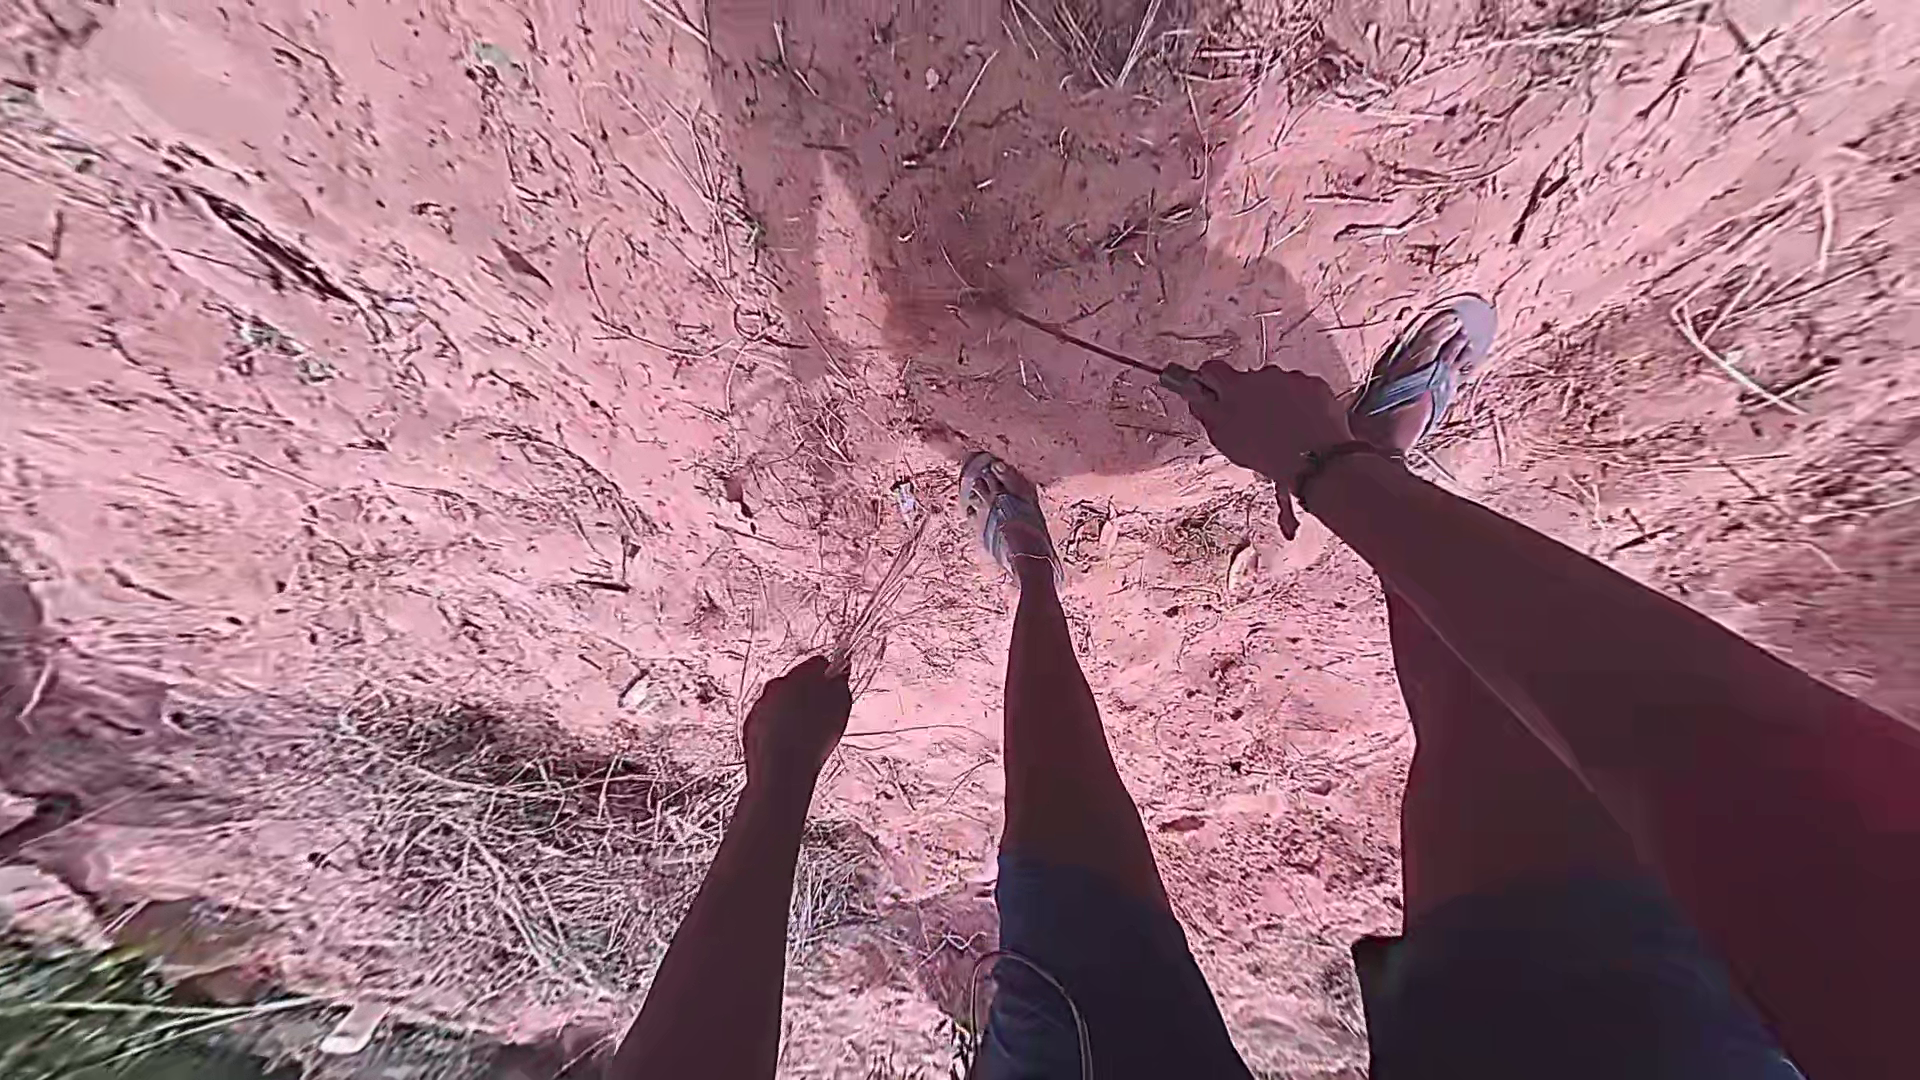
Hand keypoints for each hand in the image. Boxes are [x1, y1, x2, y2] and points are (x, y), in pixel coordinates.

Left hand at [743, 656, 850, 788]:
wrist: (782, 770)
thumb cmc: (812, 738)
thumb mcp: (841, 706)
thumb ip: (841, 681)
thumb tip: (841, 670)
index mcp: (801, 675)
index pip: (818, 663)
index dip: (829, 674)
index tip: (835, 684)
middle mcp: (777, 684)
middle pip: (797, 680)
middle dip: (809, 692)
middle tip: (823, 711)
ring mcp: (762, 705)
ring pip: (781, 700)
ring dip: (793, 709)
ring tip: (808, 732)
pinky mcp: (751, 725)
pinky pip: (768, 719)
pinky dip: (778, 726)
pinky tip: (791, 742)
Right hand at [1186, 363, 1352, 538]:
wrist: (1313, 459)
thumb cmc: (1268, 451)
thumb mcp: (1223, 437)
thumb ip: (1206, 411)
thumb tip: (1197, 397)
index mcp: (1236, 387)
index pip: (1211, 369)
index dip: (1205, 380)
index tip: (1204, 388)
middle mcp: (1264, 375)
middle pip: (1245, 380)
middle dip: (1244, 397)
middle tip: (1245, 423)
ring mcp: (1292, 379)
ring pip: (1274, 386)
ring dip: (1271, 402)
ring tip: (1274, 430)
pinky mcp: (1315, 387)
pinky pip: (1300, 391)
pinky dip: (1296, 404)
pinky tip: (1294, 426)